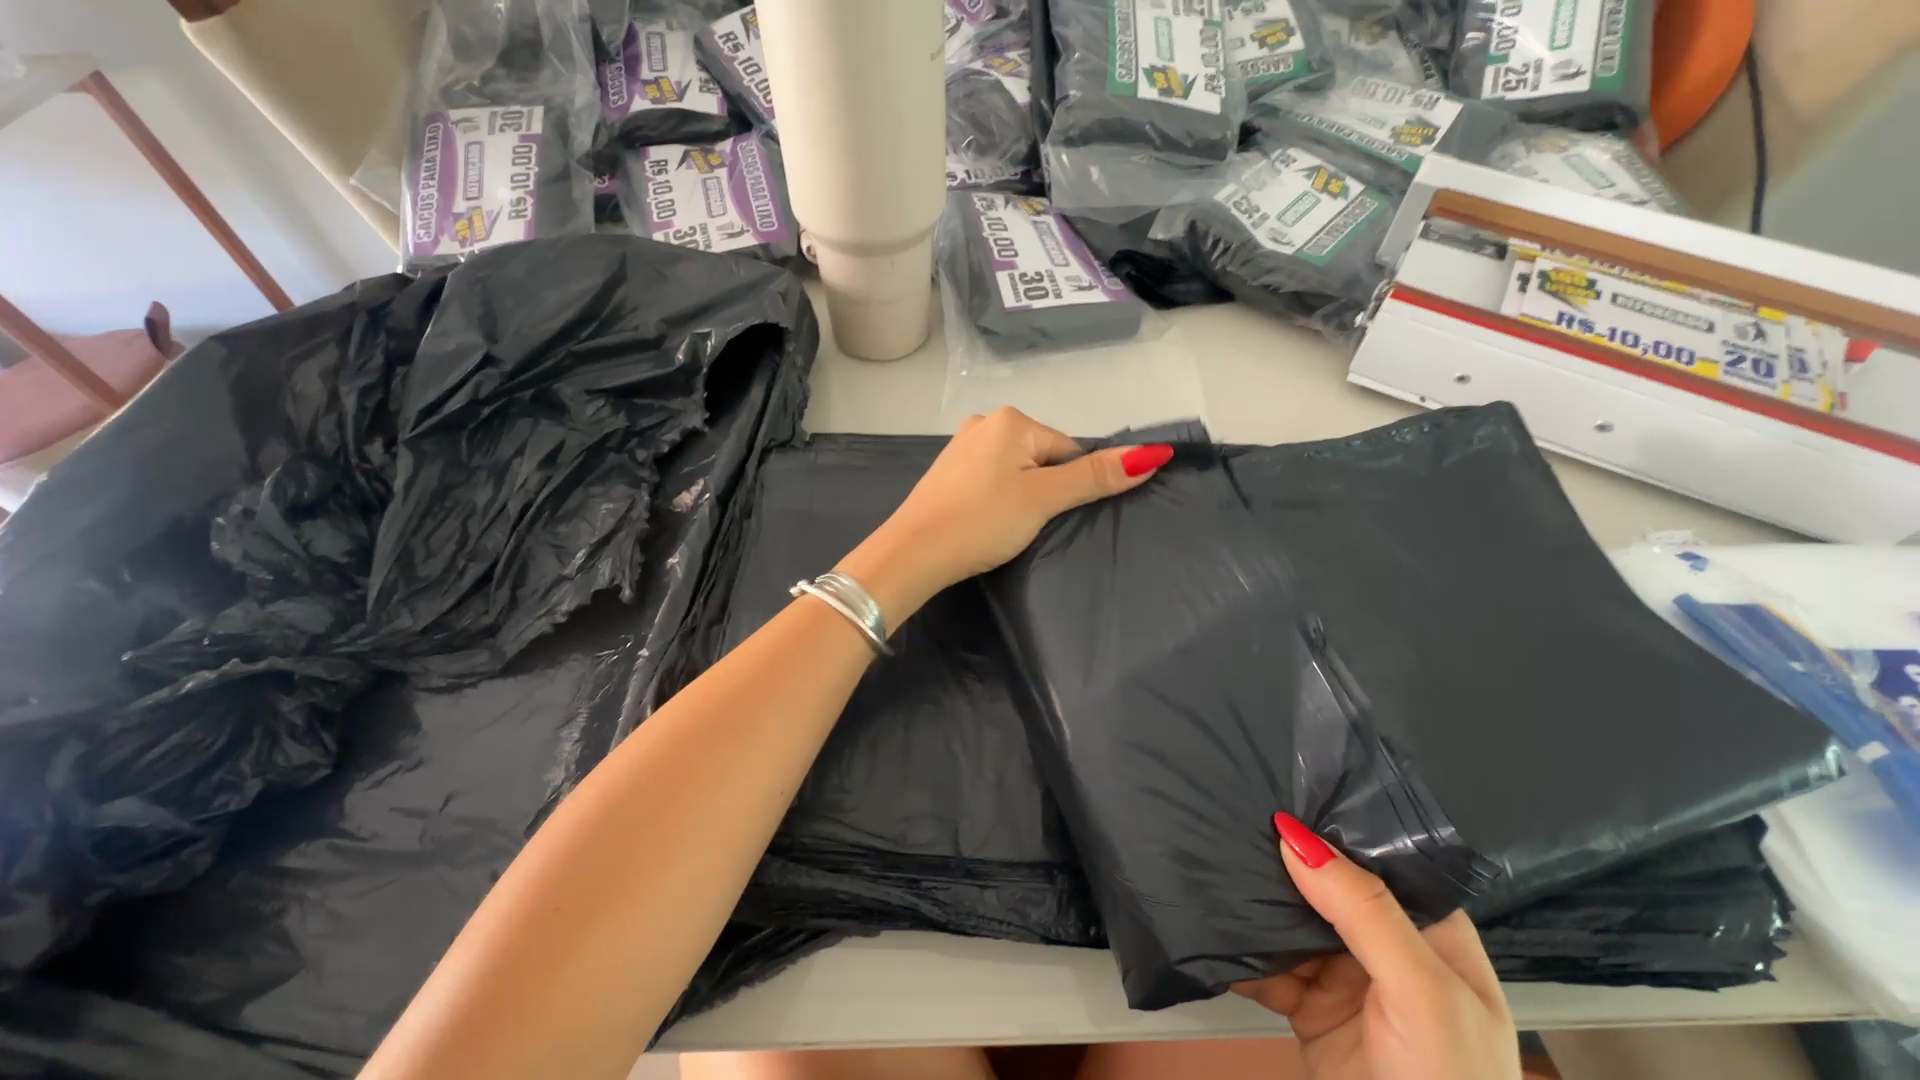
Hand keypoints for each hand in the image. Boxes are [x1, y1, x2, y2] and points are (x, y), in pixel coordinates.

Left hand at [836, 407, 1170, 625]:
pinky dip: (997, 500)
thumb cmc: (981, 521)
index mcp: (1012, 420)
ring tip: (1006, 528)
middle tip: (1027, 525)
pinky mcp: (947, 472)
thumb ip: (1095, 477)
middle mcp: (985, 423)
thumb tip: (1154, 454)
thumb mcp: (1043, 499)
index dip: (1071, 486)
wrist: (912, 553)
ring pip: (1016, 471)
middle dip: (1046, 491)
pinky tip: (987, 523)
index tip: (1052, 516)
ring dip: (1022, 497)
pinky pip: (990, 480)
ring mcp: (961, 447)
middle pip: (1043, 458)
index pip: (1069, 450)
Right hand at [1233, 813, 1520, 1079]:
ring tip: (1209, 861)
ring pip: (1291, 926)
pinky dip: (1240, 953)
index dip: (1333, 827)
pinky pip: (1267, 969)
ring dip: (1255, 905)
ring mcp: (1344, 980)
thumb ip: (1363, 910)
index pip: (1379, 861)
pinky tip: (1210, 925)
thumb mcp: (1420, 989)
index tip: (1280, 791)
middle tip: (1229, 819)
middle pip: (1326, 889)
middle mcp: (1386, 947)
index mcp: (1431, 931)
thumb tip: (1294, 835)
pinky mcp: (1307, 1011)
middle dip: (1283, 863)